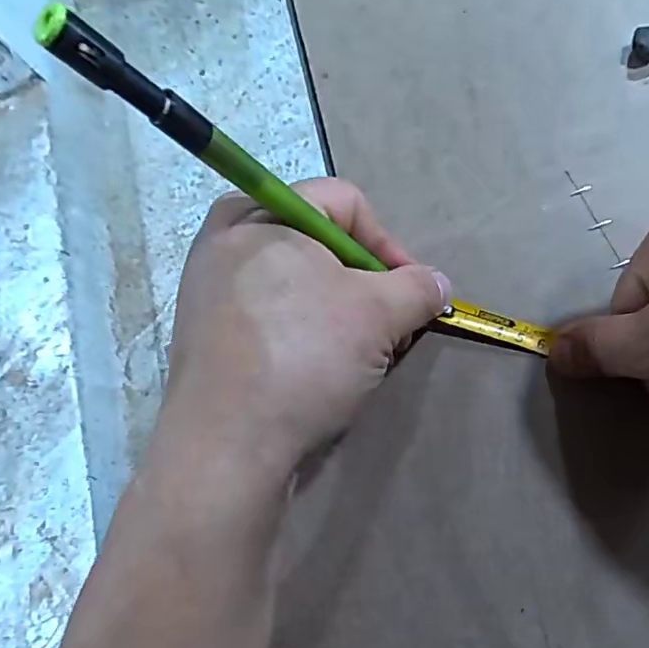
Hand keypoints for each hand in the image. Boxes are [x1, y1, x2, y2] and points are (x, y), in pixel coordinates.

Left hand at [156, 178, 450, 487]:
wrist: (229, 443)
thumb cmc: (304, 360)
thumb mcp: (378, 317)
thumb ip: (417, 289)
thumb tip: (437, 284)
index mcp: (261, 214)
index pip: (347, 205)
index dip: (391, 247)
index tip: (414, 295)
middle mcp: (227, 242)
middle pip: (322, 247)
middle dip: (366, 287)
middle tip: (389, 328)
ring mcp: (212, 293)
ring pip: (299, 289)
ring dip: (341, 318)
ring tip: (360, 358)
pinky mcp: (211, 340)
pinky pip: (273, 322)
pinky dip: (306, 339)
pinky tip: (321, 375)